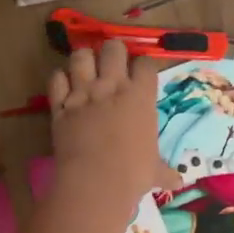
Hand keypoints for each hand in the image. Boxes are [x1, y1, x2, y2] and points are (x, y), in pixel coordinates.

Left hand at [48, 40, 180, 209]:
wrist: (96, 181)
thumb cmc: (133, 174)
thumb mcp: (153, 170)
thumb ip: (164, 171)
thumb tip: (177, 183)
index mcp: (141, 96)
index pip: (146, 63)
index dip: (144, 66)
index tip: (142, 75)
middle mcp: (112, 87)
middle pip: (113, 48)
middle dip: (113, 52)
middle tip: (113, 65)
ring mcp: (83, 93)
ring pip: (81, 56)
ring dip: (84, 60)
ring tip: (86, 69)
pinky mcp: (60, 106)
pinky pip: (56, 79)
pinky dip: (59, 80)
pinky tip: (64, 87)